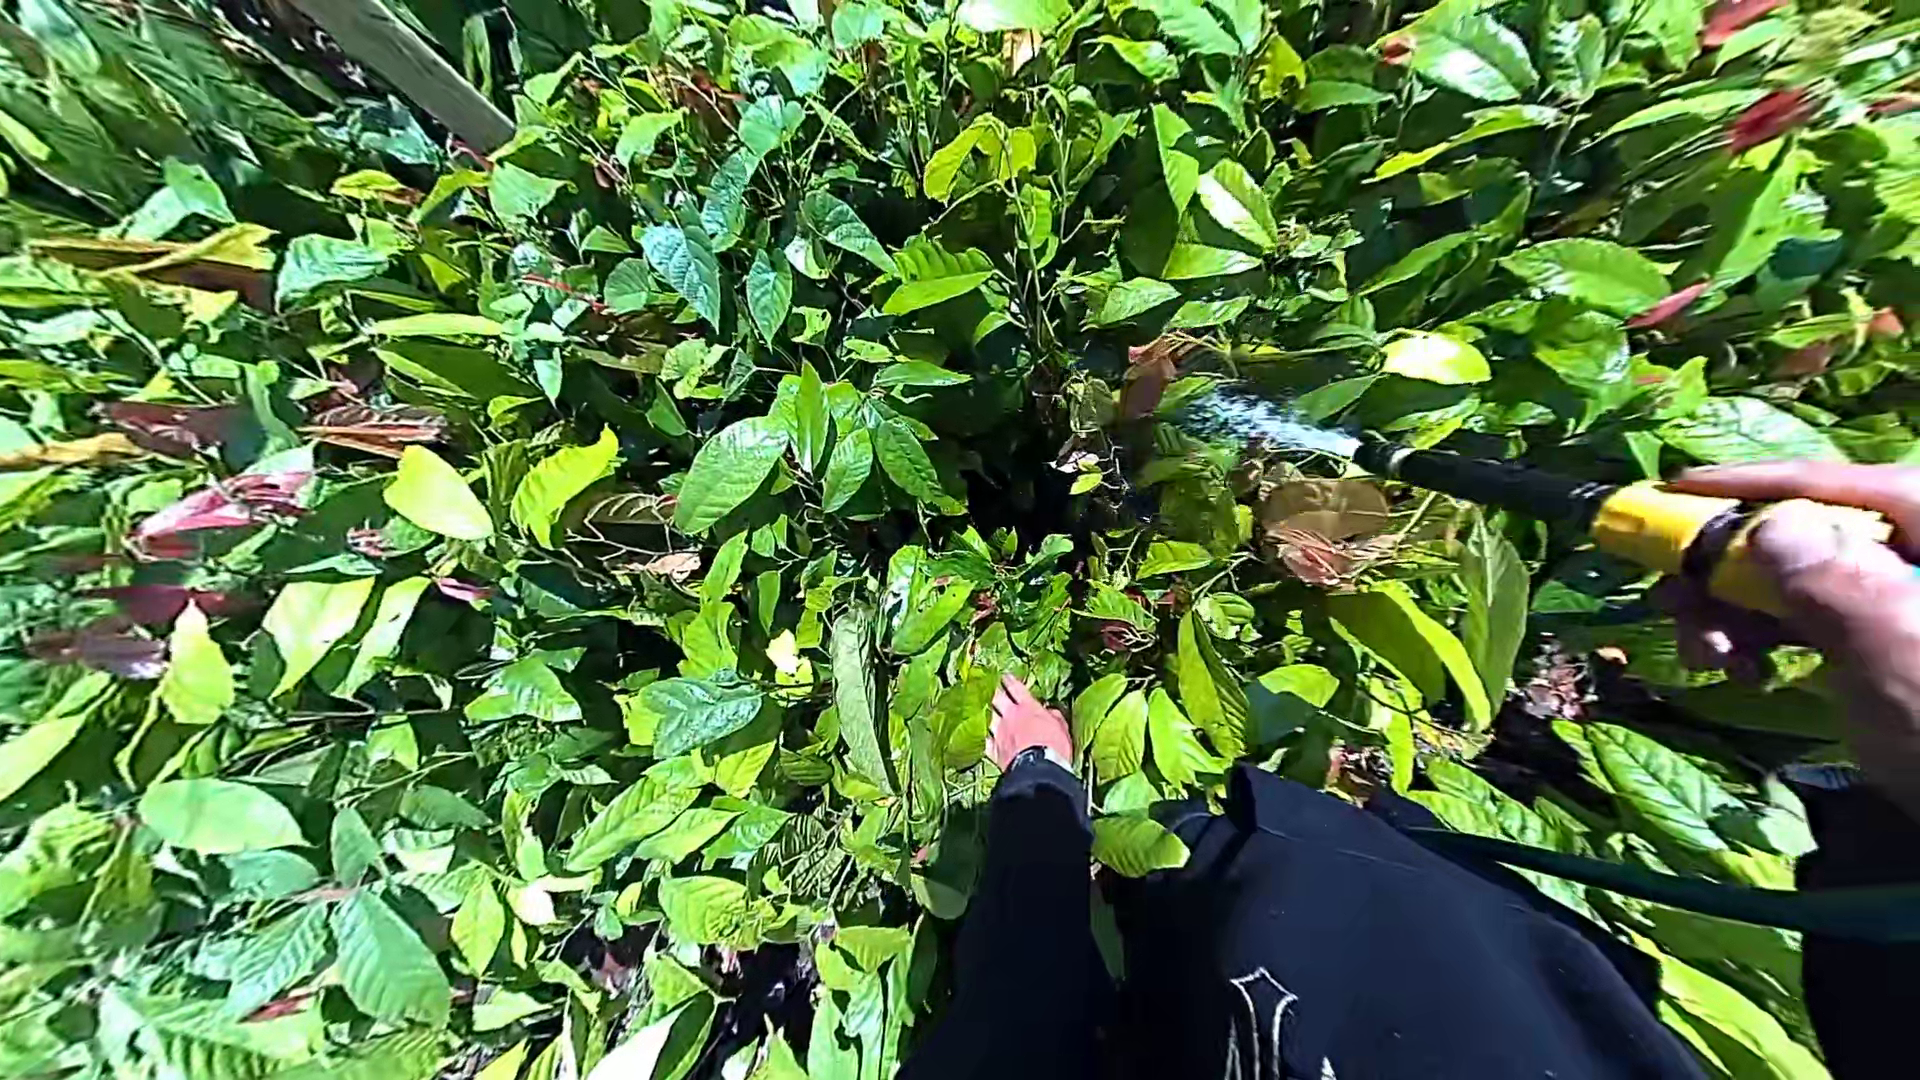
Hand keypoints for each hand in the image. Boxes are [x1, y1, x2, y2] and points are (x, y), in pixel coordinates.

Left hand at [989, 675, 1072, 771]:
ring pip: (989, 717)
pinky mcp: (994, 750)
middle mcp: (1009, 716)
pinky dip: (987, 737)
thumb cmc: (1054, 747)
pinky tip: (988, 737)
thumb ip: (1054, 716)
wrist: (1038, 771)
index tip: (1005, 677)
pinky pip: (987, 740)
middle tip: (996, 690)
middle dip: (996, 692)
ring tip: (989, 711)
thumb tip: (1050, 710)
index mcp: (1027, 707)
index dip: (1009, 680)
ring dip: (990, 713)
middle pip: (996, 698)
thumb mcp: (1061, 728)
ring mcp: (999, 733)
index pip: (1014, 687)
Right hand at [1666, 463, 1919, 815]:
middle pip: (1815, 534)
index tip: (1676, 486)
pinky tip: (1737, 666)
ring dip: (1729, 607)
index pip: (1873, 488)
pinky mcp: (1894, 636)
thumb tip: (1774, 526)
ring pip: (1794, 575)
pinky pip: (1804, 612)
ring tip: (1708, 655)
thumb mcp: (1907, 663)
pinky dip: (1755, 632)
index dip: (1766, 481)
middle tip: (1677, 601)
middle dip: (1728, 566)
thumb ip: (1845, 588)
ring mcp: (1916, 603)